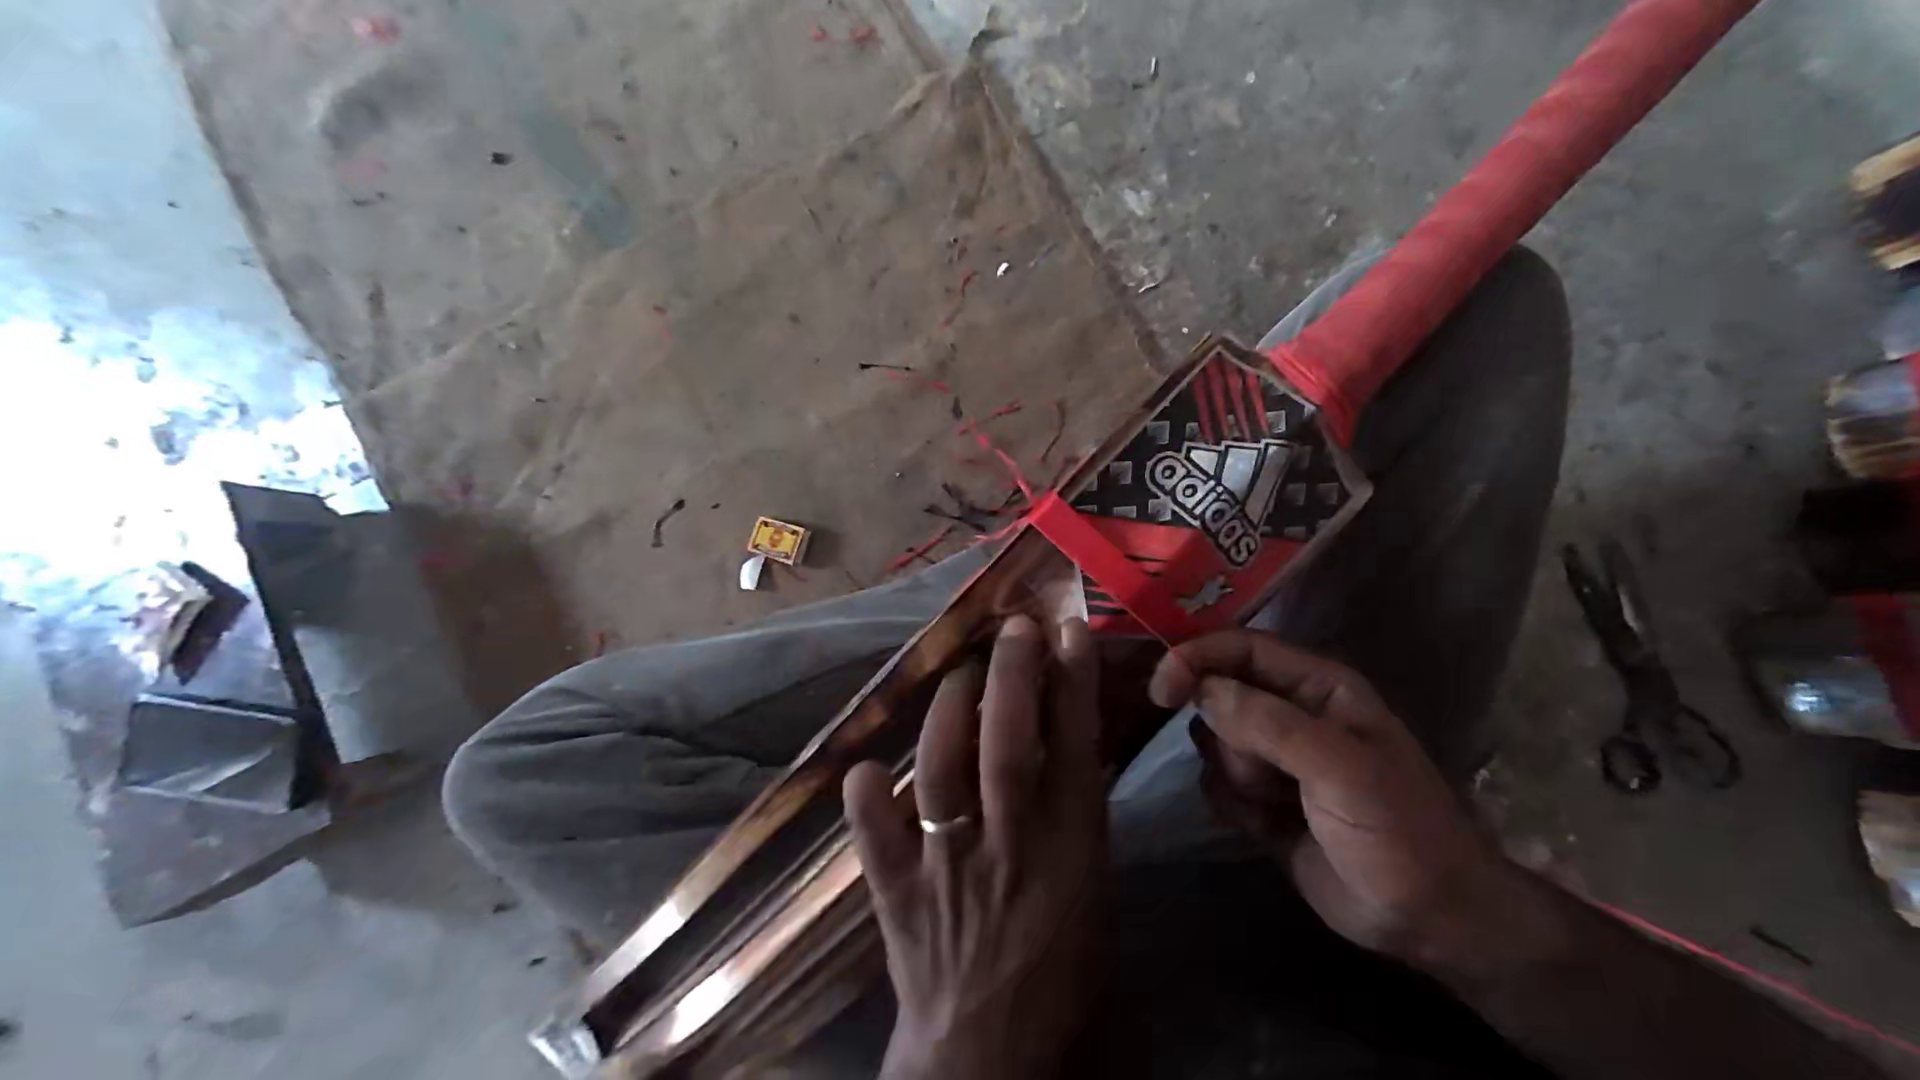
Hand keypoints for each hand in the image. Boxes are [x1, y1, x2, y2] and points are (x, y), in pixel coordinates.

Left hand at [844, 615, 1105, 1079]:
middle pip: (1007, 750)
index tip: (1067, 630)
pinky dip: (866, 798)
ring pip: (942, 775)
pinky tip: (866, 766)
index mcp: (1068, 851)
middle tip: (1014, 628)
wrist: (987, 1048)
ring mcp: (947, 868)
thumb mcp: (1090, 884)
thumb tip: (1065, 728)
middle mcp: (1009, 848)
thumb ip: (1077, 809)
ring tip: (960, 672)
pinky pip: (874, 838)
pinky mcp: (898, 892)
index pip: (1072, 751)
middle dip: (1011, 680)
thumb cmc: (1055, 963)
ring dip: (949, 714)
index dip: (1071, 685)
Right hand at [1148, 630, 1529, 976]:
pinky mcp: (1259, 798)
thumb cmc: (1401, 831)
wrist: (1430, 922)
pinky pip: (1214, 782)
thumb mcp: (1342, 769)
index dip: (1197, 657)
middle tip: (1260, 777)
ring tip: (1273, 804)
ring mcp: (1273, 757)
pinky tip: (1265, 826)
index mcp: (1317, 686)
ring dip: (1230, 774)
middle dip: (1225, 736)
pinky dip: (1230, 803)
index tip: (1160, 689)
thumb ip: (1270, 723)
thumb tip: (1201, 689)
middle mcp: (1290, 712)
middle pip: (1218, 694)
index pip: (1241, 648)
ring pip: (1212, 741)